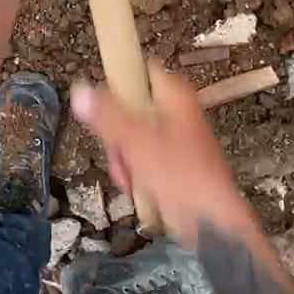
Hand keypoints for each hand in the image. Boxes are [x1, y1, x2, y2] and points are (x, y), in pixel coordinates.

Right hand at [69, 67, 259, 246]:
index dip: (119, 83)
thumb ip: (107, 116)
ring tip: (129, 177)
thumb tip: (79, 89)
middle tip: (117, 152)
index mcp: (174, 96)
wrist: (214, 223)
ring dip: (124, 158)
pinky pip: (143, 159)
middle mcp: (176, 112)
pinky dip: (136, 172)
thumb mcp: (137, 143)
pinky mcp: (174, 164)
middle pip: (130, 107)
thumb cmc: (181, 177)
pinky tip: (138, 188)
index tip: (102, 103)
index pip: (141, 70)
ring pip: (133, 136)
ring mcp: (176, 139)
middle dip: (116, 133)